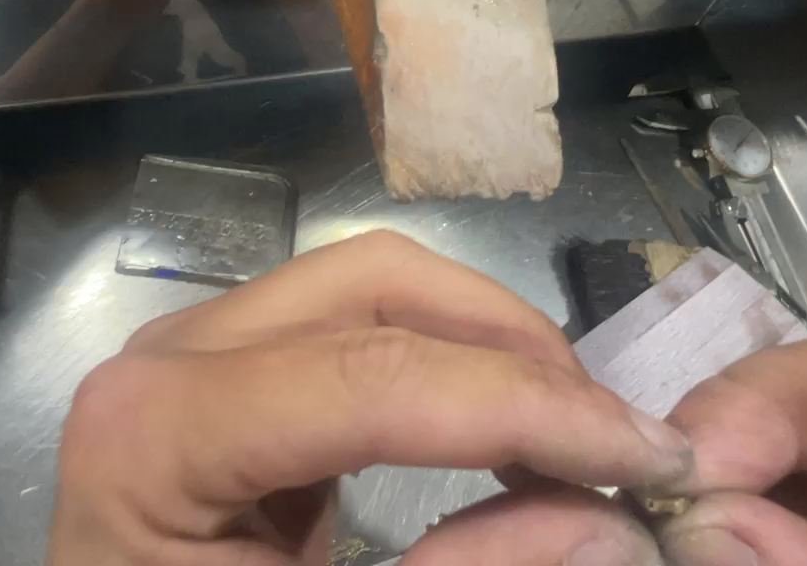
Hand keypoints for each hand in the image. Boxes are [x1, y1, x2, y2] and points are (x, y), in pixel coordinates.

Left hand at [47, 230, 690, 565]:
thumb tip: (609, 526)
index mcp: (159, 428)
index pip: (371, 377)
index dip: (523, 406)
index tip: (647, 451)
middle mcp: (172, 348)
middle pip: (373, 284)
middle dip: (508, 341)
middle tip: (605, 427)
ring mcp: (196, 339)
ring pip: (364, 281)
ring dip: (478, 334)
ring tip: (560, 416)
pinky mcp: (227, 355)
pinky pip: (343, 318)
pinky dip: (432, 350)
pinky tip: (482, 412)